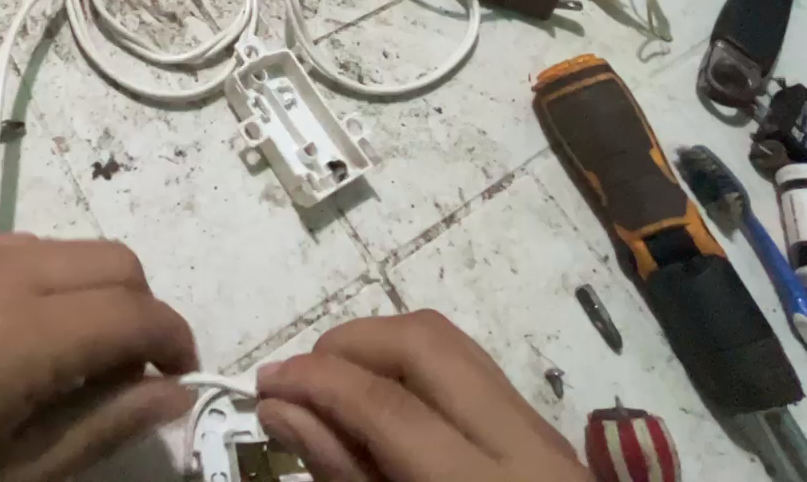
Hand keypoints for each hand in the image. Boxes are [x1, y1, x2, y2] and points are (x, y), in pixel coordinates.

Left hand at [0, 234, 197, 481]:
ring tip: (74, 361)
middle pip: (115, 260)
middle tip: (131, 374)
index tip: (182, 379)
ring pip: (70, 248)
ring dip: (96, 292)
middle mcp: (0, 267)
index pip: (135, 312)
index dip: (175, 341)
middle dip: (143, 309)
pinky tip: (20, 337)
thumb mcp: (7, 476)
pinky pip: (23, 248)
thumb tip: (173, 392)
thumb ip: (99, 427)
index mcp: (19, 331)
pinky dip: (51, 280)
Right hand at [256, 311, 590, 481]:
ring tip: (332, 383)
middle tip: (300, 380)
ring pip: (445, 338)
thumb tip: (280, 407)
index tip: (264, 383)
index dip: (317, 383)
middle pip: (424, 343)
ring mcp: (542, 432)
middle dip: (347, 345)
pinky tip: (378, 394)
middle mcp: (528, 449)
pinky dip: (406, 362)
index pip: (390, 408)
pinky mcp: (538, 426)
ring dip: (375, 345)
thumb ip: (343, 474)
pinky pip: (461, 361)